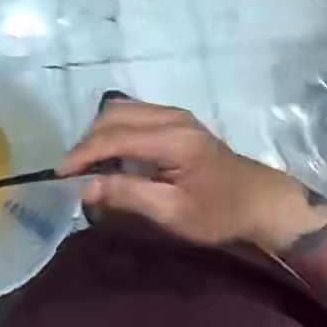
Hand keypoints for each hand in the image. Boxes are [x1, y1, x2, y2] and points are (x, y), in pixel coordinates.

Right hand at [57, 100, 326, 252]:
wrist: (266, 204)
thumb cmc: (221, 214)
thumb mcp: (174, 213)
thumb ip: (127, 195)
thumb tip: (85, 188)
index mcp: (172, 139)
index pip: (113, 138)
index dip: (82, 154)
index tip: (61, 174)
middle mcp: (169, 116)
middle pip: (110, 118)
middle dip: (87, 144)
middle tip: (76, 172)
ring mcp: (172, 113)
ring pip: (117, 112)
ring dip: (98, 135)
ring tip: (93, 163)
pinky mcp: (173, 117)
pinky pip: (129, 114)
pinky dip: (112, 130)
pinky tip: (113, 152)